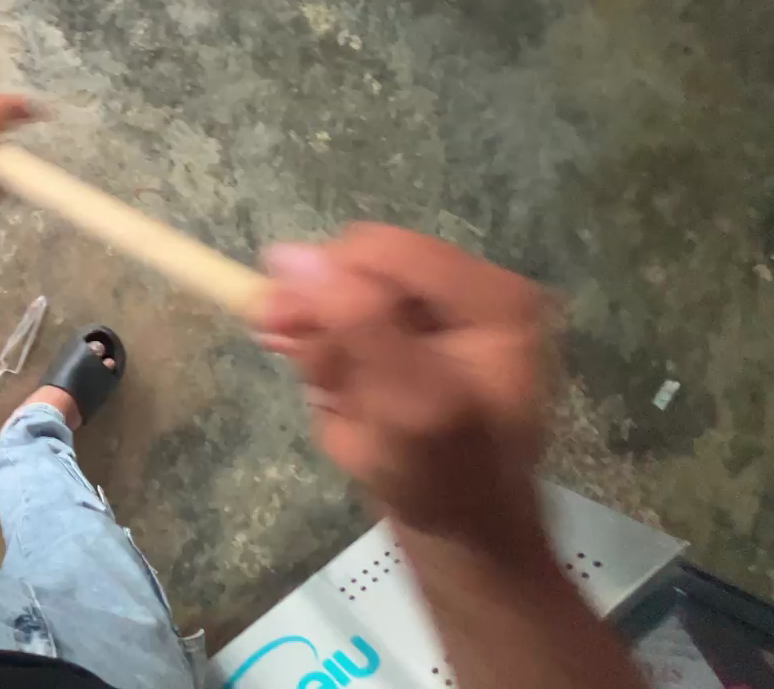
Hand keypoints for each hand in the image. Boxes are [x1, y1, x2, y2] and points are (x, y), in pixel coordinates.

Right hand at [257, 225, 551, 546]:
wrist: (450, 524)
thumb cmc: (443, 473)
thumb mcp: (406, 402)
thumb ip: (358, 324)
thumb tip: (290, 254)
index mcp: (488, 294)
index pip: (379, 250)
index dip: (324, 282)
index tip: (285, 325)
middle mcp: (457, 288)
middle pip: (351, 264)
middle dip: (316, 316)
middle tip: (285, 351)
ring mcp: (423, 306)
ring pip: (330, 289)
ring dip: (313, 339)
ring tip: (328, 390)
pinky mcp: (392, 324)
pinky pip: (327, 313)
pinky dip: (314, 348)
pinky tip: (328, 386)